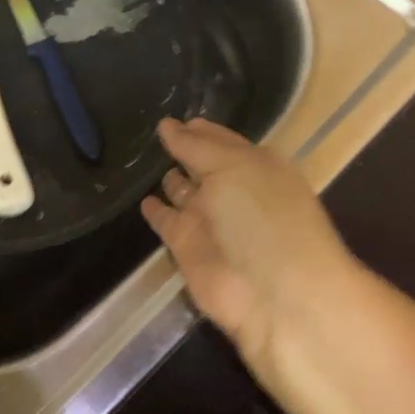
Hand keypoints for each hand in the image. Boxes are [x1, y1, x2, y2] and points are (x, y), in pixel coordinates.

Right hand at [140, 118, 354, 361]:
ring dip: (169, 177)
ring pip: (182, 191)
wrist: (275, 296)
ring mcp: (208, 220)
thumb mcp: (234, 167)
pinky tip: (141, 197)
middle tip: (149, 131)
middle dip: (182, 149)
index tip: (171, 116)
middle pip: (202, 164)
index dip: (199, 129)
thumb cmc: (265, 218)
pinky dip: (154, 210)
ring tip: (139, 157)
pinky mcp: (186, 246)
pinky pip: (164, 220)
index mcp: (256, 167)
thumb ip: (195, 146)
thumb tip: (166, 125)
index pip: (221, 140)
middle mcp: (233, 191)